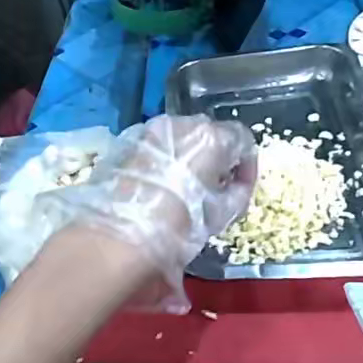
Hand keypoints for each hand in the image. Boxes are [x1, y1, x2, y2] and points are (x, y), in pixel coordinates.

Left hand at [42, 115, 256, 299]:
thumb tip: (236, 186)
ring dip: (190, 157)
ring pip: (181, 138)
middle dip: (218, 158)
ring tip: (185, 188)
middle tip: (215, 188)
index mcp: (212, 137)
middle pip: (211, 134)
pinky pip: (157, 145)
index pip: (243, 139)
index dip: (246, 165)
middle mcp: (182, 124)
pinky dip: (165, 160)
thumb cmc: (178, 227)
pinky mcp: (127, 141)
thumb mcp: (221, 215)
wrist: (116, 238)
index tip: (241, 187)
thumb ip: (239, 192)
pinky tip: (160, 186)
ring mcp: (151, 130)